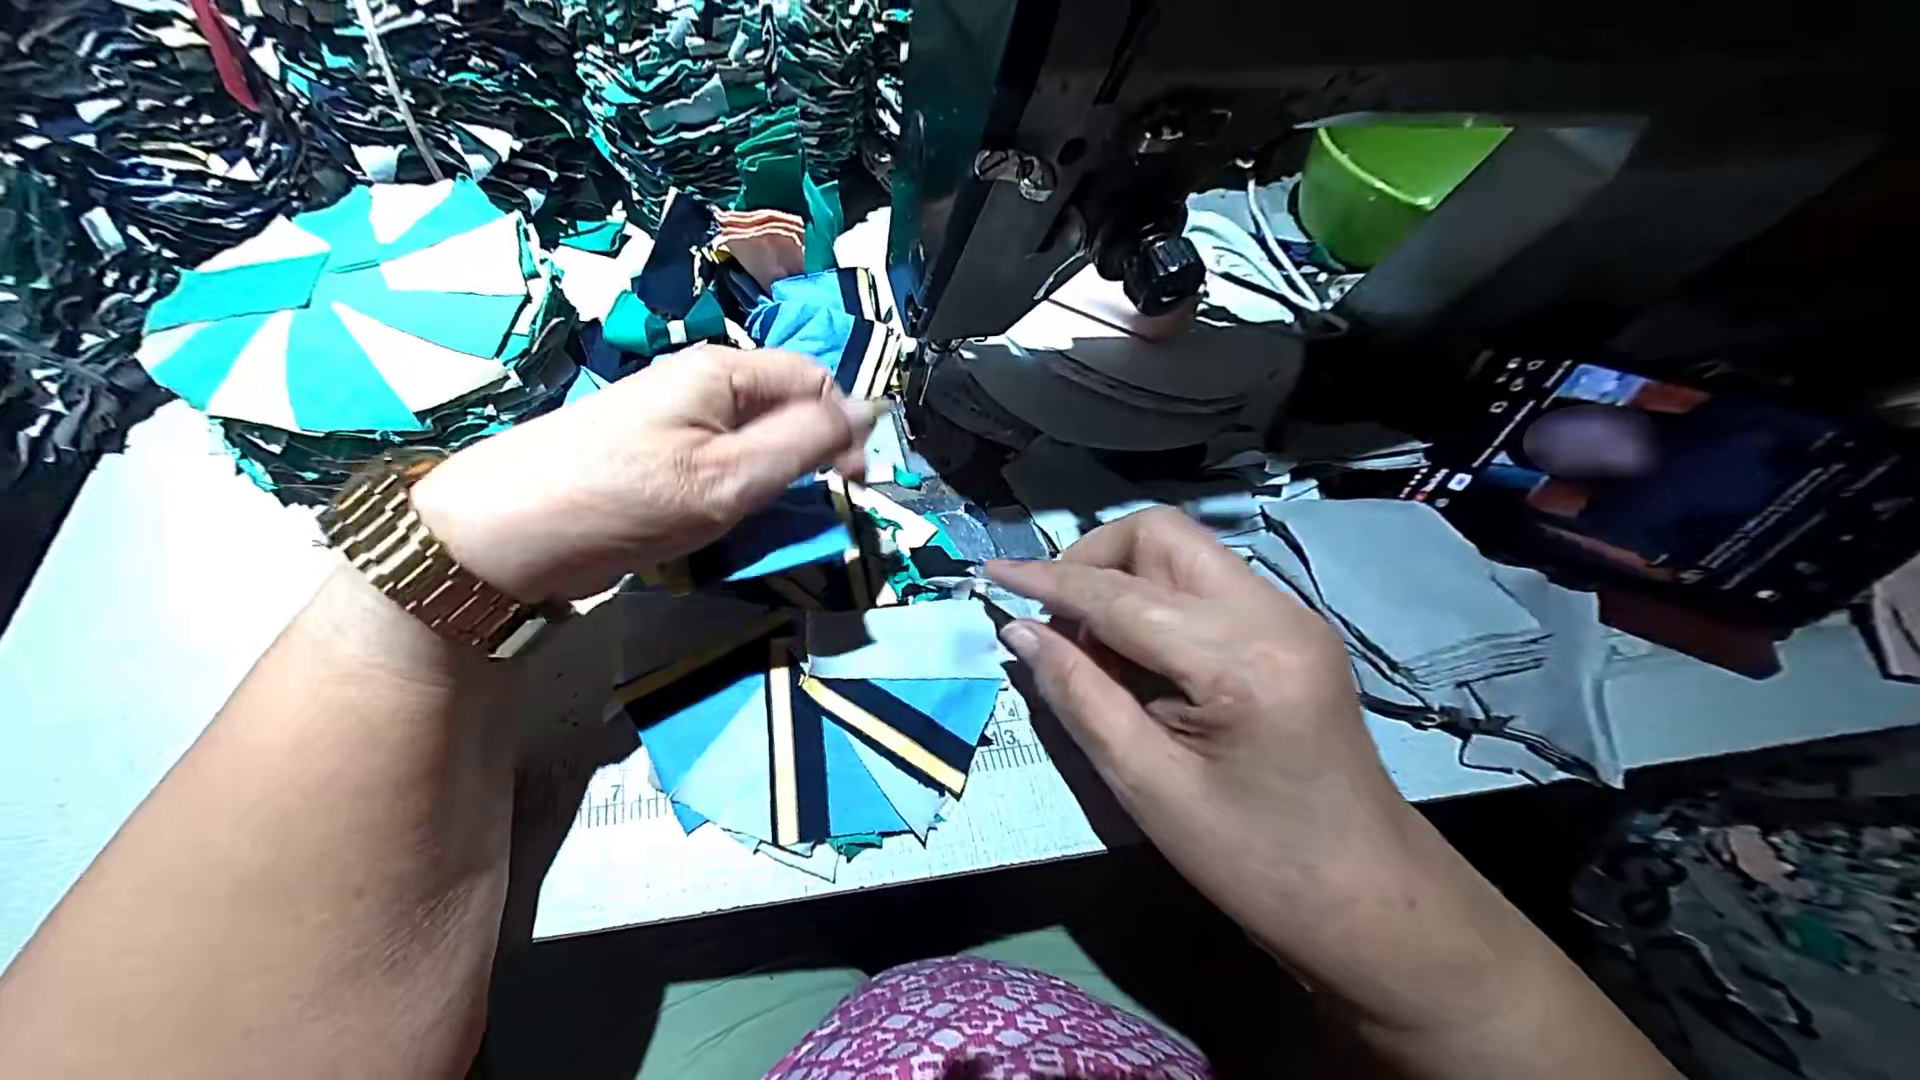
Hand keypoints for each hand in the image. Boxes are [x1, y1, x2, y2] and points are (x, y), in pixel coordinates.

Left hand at [410, 346, 878, 601]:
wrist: (503, 535)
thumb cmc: (626, 499)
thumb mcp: (732, 476)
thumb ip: (807, 441)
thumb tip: (867, 411)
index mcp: (724, 370)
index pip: (816, 379)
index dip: (845, 426)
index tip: (849, 484)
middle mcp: (703, 382)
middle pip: (786, 407)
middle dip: (810, 454)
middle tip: (808, 507)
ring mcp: (678, 418)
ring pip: (757, 439)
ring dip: (775, 477)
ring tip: (764, 516)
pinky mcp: (659, 452)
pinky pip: (724, 461)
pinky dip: (741, 488)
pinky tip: (728, 516)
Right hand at [988, 510, 1685, 1079]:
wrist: (1371, 902)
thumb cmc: (1254, 862)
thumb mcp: (1146, 785)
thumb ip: (1078, 695)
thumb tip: (1022, 630)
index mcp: (1241, 659)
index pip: (1120, 595)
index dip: (1047, 581)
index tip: (993, 572)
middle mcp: (1274, 614)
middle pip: (1162, 534)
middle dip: (1093, 558)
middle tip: (1055, 616)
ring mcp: (1290, 615)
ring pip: (1184, 551)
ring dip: (1123, 578)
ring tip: (1092, 642)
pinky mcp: (1291, 628)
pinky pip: (1205, 582)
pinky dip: (1154, 597)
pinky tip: (1138, 652)